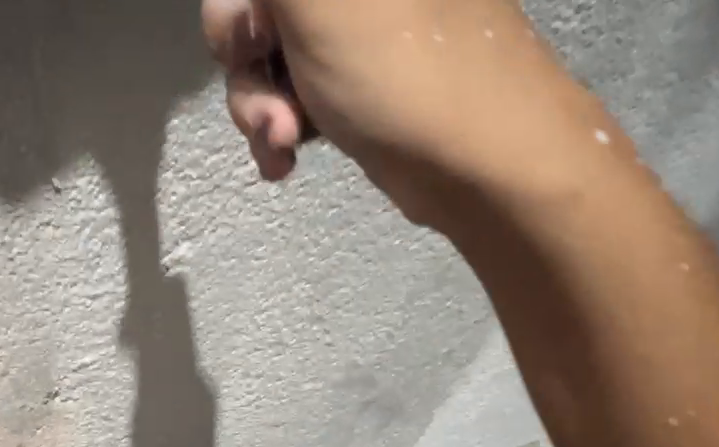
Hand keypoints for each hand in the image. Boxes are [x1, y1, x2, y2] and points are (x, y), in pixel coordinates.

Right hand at [200, 0, 615, 221]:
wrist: (477, 158)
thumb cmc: (398, 68)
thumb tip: (254, 3)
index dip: (241, 12)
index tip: (254, 45)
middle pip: (257, 13)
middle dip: (249, 69)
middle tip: (273, 113)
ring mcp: (358, 25)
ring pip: (269, 59)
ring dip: (260, 110)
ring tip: (282, 146)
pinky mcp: (355, 77)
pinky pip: (292, 92)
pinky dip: (279, 129)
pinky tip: (284, 159)